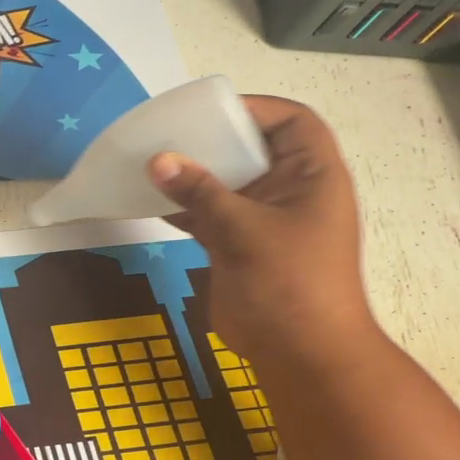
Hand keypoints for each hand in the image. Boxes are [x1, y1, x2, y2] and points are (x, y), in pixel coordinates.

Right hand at [149, 96, 377, 368]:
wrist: (298, 350)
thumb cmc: (289, 283)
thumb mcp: (244, 230)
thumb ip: (201, 193)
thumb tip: (158, 159)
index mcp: (312, 176)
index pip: (290, 122)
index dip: (253, 109)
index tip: (205, 111)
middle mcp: (289, 191)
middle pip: (250, 150)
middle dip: (210, 141)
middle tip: (164, 136)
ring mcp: (261, 220)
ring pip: (223, 184)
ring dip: (189, 176)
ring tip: (148, 164)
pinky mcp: (237, 246)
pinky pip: (206, 215)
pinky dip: (180, 207)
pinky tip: (147, 201)